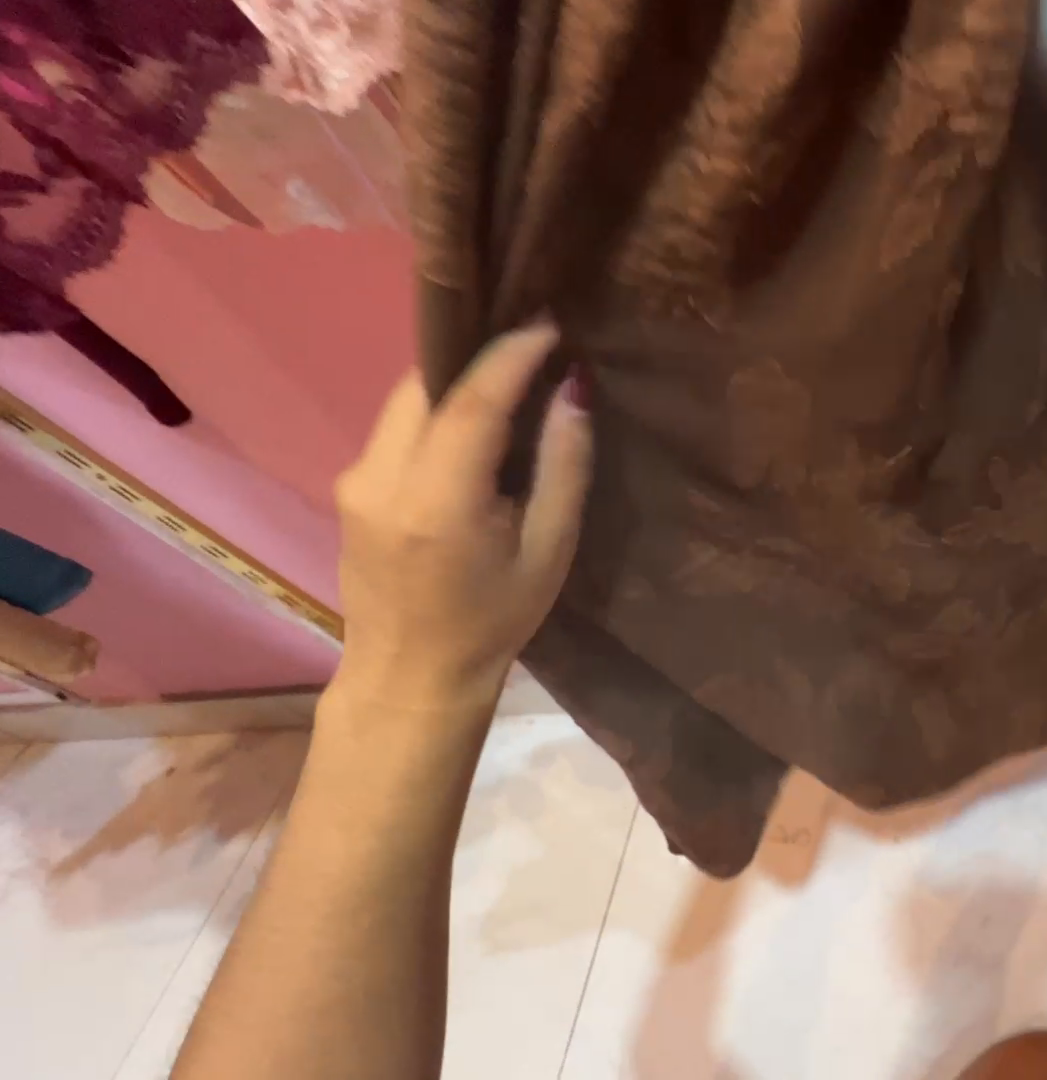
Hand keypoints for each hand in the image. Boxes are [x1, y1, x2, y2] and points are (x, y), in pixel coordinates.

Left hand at [331, 324, 591, 720]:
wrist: (413, 673)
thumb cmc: (498, 618)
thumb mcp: (550, 548)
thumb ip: (563, 467)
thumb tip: (573, 391)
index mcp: (438, 501)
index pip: (470, 402)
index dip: (509, 355)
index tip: (548, 323)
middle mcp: (380, 478)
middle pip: (426, 386)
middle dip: (479, 354)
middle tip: (535, 339)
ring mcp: (355, 480)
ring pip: (406, 400)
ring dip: (458, 378)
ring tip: (513, 371)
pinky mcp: (351, 485)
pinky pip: (398, 424)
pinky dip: (439, 406)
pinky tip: (477, 416)